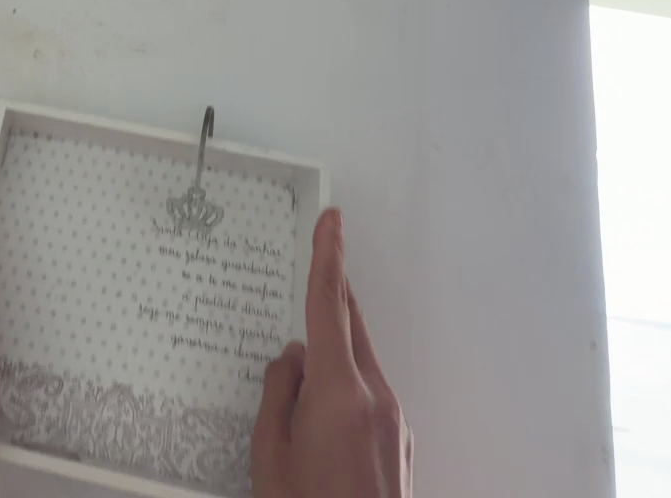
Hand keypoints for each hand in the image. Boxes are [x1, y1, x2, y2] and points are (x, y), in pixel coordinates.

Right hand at [253, 209, 412, 496]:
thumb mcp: (270, 450)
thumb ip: (279, 391)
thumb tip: (292, 357)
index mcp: (339, 391)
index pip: (330, 305)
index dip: (329, 257)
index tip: (333, 219)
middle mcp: (376, 397)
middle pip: (351, 326)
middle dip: (333, 292)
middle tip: (315, 263)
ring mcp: (394, 422)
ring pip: (361, 359)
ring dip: (335, 342)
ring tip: (301, 359)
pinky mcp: (400, 443)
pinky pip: (369, 390)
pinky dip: (345, 378)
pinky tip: (321, 406)